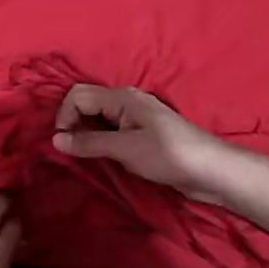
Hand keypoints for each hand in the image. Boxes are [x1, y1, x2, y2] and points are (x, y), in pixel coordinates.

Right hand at [52, 84, 231, 201]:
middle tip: (68, 151)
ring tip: (82, 156)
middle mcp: (126, 102)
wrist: (212, 171)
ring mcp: (135, 118)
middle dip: (72, 124)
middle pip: (87, 104)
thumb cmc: (169, 155)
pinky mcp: (142, 135)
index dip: (64, 116)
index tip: (62, 143)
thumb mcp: (125, 149)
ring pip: (98, 119)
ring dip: (86, 134)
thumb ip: (89, 143)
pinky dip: (100, 142)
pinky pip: (111, 132)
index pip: (78, 95)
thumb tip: (55, 140)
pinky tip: (101, 157)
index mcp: (122, 98)